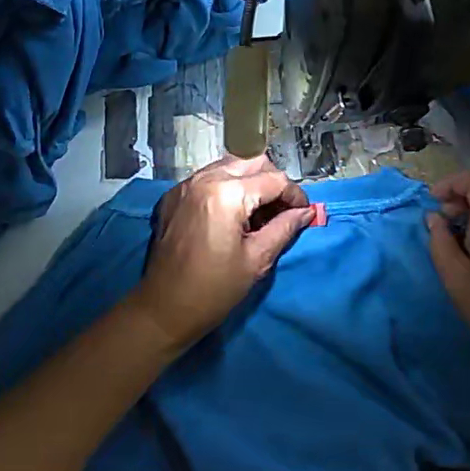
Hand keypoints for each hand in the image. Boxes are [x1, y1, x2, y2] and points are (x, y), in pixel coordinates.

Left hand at [131, 154, 314, 349]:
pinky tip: (231, 216)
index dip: (295, 195)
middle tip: (281, 211)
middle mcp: (204, 179)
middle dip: (272, 182)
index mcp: (227, 194)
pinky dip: (226, 187)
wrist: (163, 308)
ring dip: (249, 182)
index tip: (303, 213)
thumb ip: (284, 228)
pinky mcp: (173, 196)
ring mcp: (185, 185)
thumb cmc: (214, 290)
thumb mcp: (256, 260)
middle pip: (252, 162)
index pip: (274, 179)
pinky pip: (208, 178)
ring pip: (229, 165)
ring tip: (257, 214)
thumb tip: (306, 212)